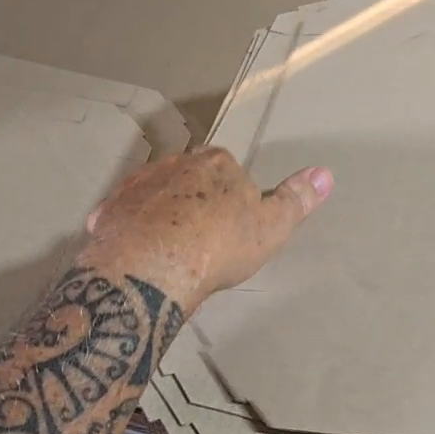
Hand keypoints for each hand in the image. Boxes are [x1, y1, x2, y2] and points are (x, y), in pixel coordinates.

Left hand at [81, 148, 332, 311]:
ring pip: (156, 195)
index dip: (234, 197)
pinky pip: (124, 216)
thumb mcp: (272, 228)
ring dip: (164, 215)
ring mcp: (137, 186)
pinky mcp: (109, 210)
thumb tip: (325, 173)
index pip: (229, 169)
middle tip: (205, 239)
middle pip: (190, 178)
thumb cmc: (217, 247)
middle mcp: (174, 163)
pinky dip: (132, 230)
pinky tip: (141, 253)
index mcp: (216, 163)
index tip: (235, 225)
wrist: (151, 270)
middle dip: (197, 201)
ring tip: (174, 251)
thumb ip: (296, 200)